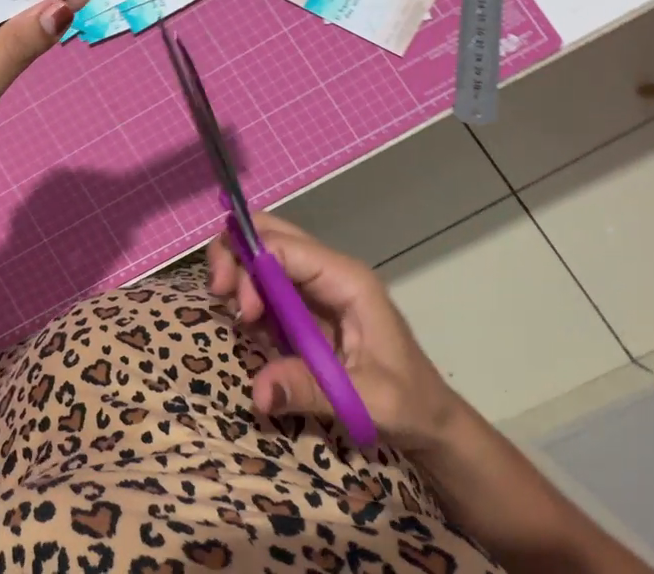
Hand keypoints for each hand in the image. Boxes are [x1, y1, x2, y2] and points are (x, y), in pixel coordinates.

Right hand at [208, 211, 462, 452]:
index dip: (250, 267)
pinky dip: (245, 295)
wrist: (430, 422)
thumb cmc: (409, 405)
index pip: (281, 245)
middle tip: (223, 297)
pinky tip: (252, 329)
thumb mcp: (365, 400)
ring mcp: (314, 285)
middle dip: (233, 255)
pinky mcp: (302, 304)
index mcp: (347, 280)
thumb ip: (309, 389)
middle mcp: (328, 271)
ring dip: (237, 275)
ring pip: (259, 250)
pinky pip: (262, 281)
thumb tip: (257, 391)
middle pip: (265, 231)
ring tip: (241, 318)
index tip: (243, 312)